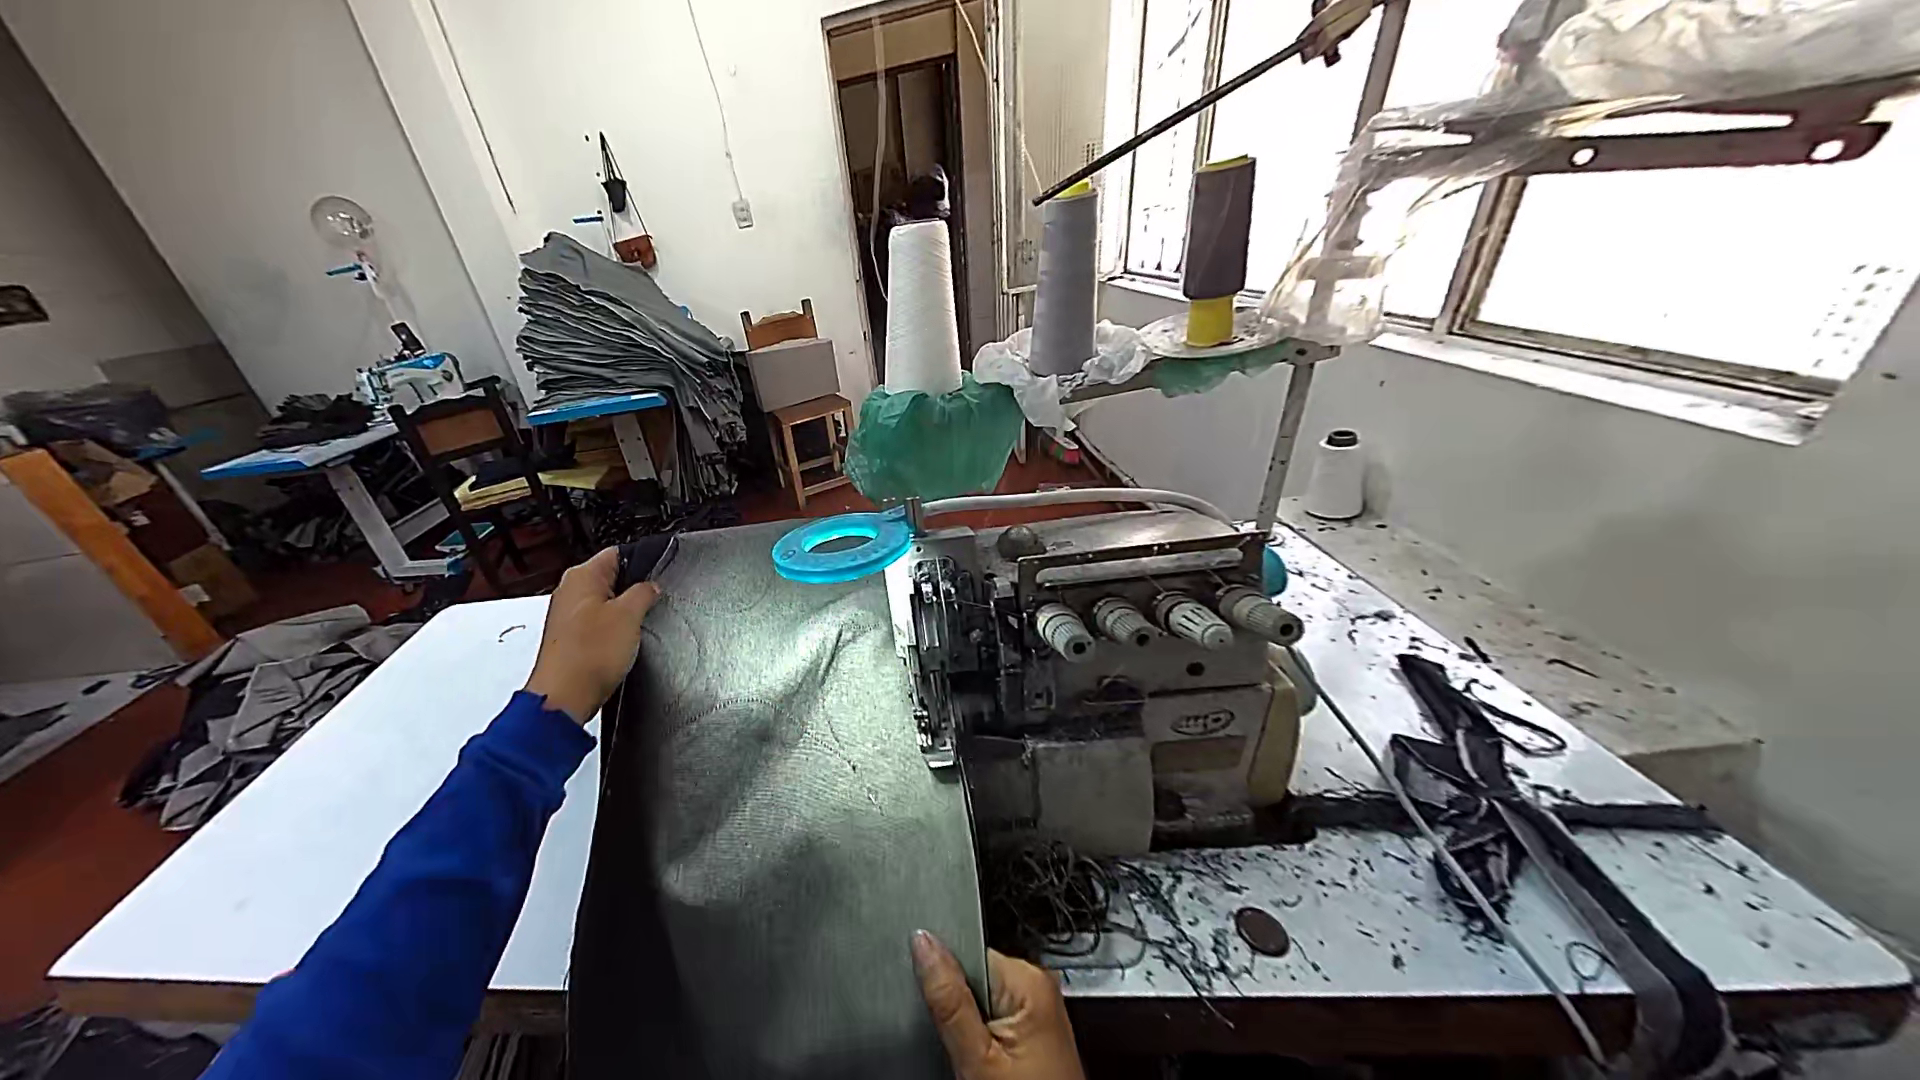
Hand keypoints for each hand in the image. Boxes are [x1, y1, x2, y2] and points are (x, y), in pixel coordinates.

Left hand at [522, 547, 659, 722]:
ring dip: (624, 612)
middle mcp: (570, 591)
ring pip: (607, 602)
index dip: (642, 562)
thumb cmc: (588, 656)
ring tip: (636, 625)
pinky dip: (614, 629)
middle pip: (612, 578)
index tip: (658, 574)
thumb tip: (650, 586)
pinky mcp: (571, 637)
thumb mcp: (630, 615)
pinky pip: (600, 623)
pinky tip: (623, 642)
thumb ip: (644, 592)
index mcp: (581, 577)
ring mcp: (569, 615)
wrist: (566, 696)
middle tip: (650, 604)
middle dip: (634, 589)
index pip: (617, 554)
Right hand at [912, 931, 1085, 1079]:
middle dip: (958, 1005)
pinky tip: (986, 1061)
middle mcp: (1039, 984)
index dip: (945, 980)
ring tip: (976, 1059)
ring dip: (968, 1022)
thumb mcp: (977, 1059)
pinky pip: (995, 1014)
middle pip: (975, 974)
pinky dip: (983, 1035)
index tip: (940, 1011)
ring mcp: (1040, 1007)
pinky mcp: (1037, 1028)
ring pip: (982, 997)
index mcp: (1029, 978)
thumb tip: (923, 943)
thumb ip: (949, 999)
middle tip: (962, 1048)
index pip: (968, 953)